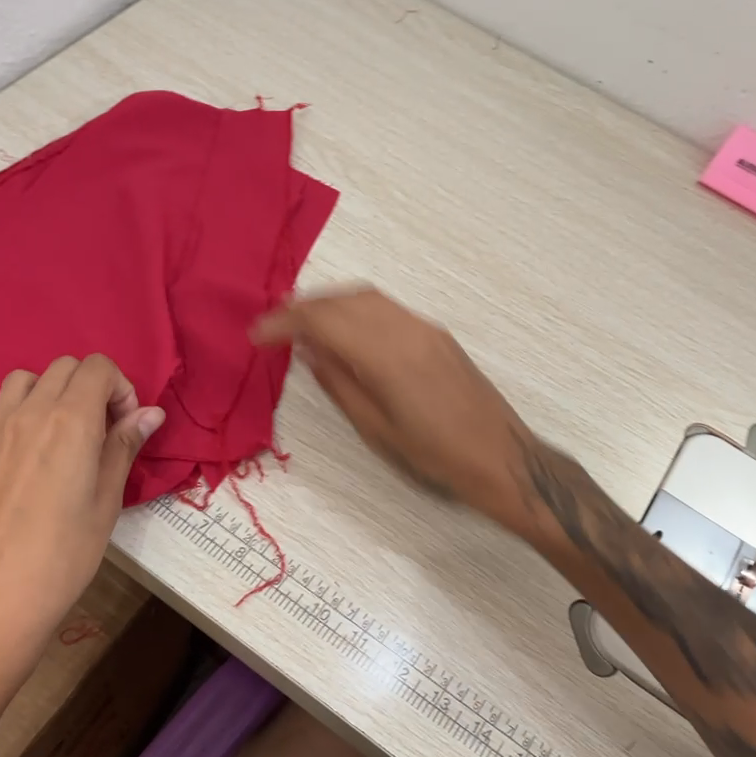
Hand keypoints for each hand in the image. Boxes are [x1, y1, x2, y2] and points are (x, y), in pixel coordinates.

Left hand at [0, 355, 162, 683]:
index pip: (97, 367)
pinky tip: (33, 462)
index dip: (120, 388)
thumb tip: (150, 413)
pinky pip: (2, 412)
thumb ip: (123, 448)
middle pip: (64, 367)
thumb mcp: (106, 502)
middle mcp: (28, 413)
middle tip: (103, 433)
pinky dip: (25, 415)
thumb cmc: (64, 556)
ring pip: (26, 381)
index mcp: (69, 421)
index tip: (126, 426)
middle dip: (91, 388)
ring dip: (53, 394)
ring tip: (65, 438)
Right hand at [251, 288, 534, 529]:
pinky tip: (344, 334)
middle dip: (303, 307)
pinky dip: (356, 312)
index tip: (256, 335)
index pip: (322, 320)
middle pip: (343, 300)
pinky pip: (386, 310)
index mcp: (386, 355)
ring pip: (366, 299)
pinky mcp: (437, 336)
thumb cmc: (435, 456)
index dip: (283, 322)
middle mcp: (406, 329)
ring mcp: (425, 329)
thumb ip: (339, 384)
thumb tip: (310, 350)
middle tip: (274, 327)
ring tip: (303, 328)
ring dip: (330, 305)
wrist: (498, 457)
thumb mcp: (376, 430)